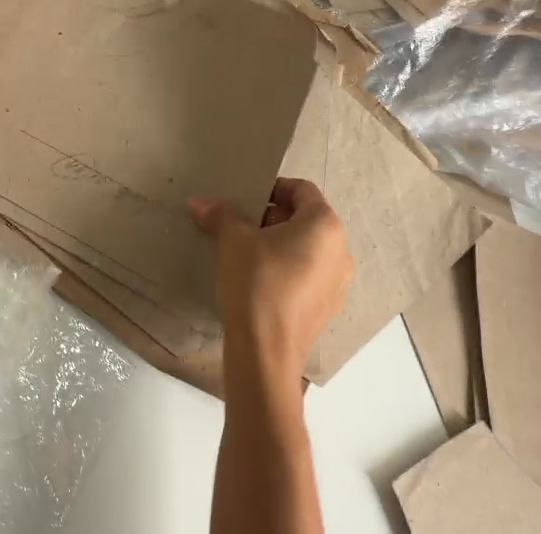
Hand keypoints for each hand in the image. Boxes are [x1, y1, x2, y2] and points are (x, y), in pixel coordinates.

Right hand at [189, 178, 352, 374]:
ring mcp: (338, 283)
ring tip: (248, 254)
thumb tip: (200, 202)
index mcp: (324, 225)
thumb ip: (221, 214)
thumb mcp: (233, 240)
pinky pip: (308, 276)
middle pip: (306, 219)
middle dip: (273, 217)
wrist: (266, 351)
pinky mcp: (328, 308)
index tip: (246, 200)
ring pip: (308, 249)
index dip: (273, 188)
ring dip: (280, 244)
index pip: (302, 190)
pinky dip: (287, 270)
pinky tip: (260, 282)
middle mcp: (340, 250)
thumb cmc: (256, 282)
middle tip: (242, 226)